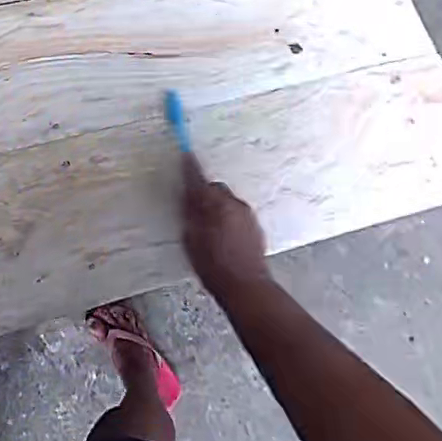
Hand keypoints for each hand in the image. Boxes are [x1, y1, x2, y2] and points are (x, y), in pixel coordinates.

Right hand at [180, 154, 270, 294]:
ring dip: (217, 207)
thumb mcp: (192, 239)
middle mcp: (234, 204)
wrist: (246, 286)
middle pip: (216, 189)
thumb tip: (188, 196)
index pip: (199, 180)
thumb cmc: (213, 266)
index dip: (191, 168)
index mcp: (216, 205)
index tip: (186, 155)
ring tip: (209, 228)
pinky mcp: (255, 227)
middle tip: (193, 210)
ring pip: (227, 201)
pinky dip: (228, 217)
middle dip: (205, 195)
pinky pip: (237, 213)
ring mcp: (247, 215)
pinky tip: (223, 236)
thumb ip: (190, 214)